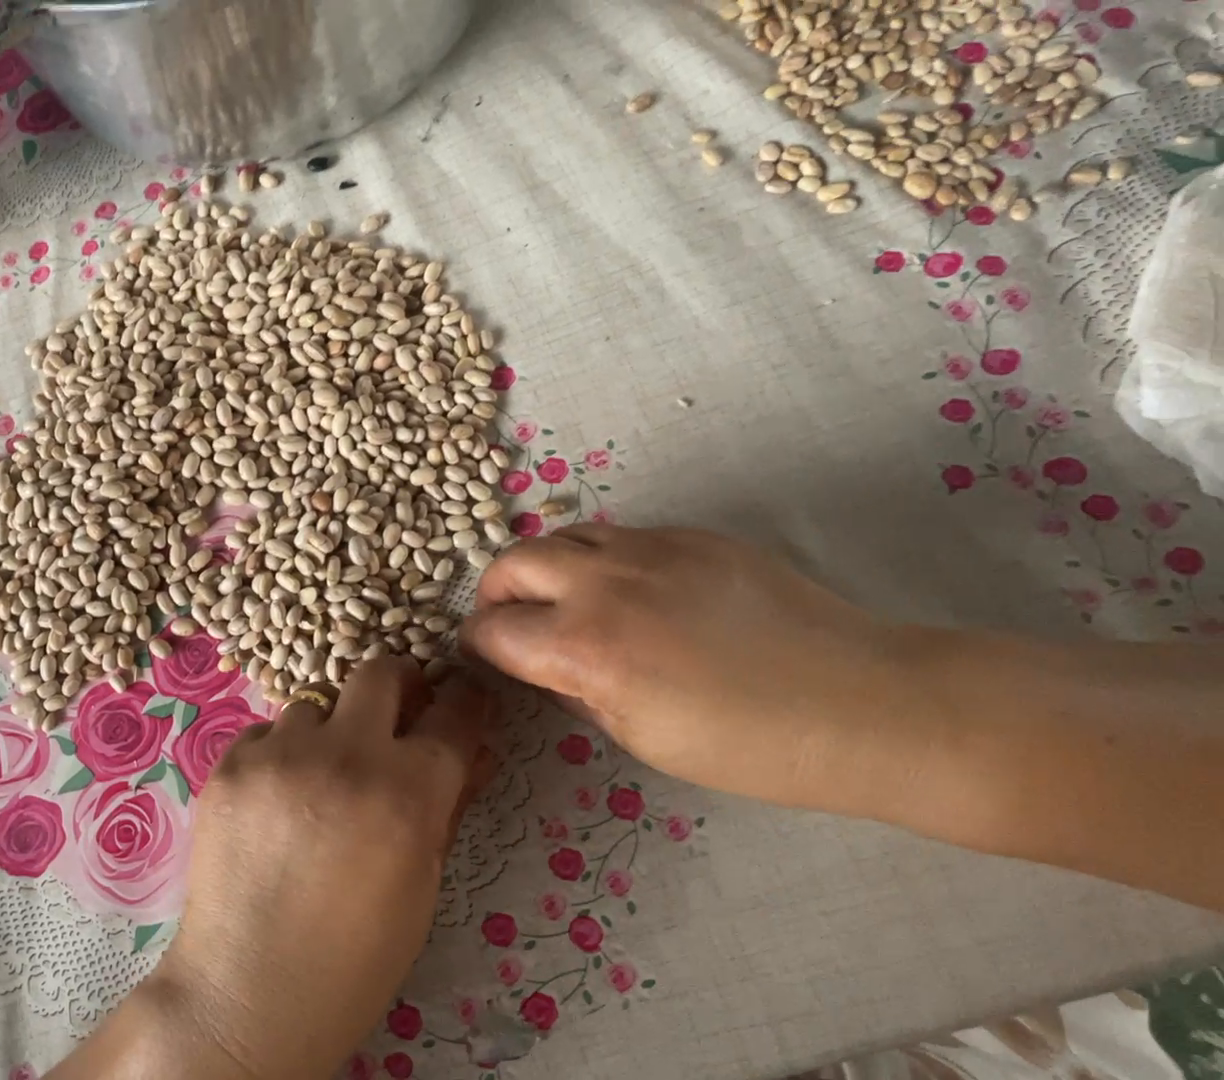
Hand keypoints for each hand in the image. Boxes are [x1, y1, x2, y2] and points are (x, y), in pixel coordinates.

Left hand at [48, 658, 494, 1079]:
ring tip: (321, 778)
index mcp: (406, 793)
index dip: (466, 702)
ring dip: (330, 730)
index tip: (464, 701)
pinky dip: (280, 754)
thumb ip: (447, 807)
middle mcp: (343, 756)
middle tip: (397, 714)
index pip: (454, 715)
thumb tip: (471, 754)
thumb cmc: (354, 960)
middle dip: (400, 684)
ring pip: (316, 705)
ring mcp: (278, 755)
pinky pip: (266, 733)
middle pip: (380, 673)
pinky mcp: (228, 764)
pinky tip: (276, 801)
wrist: (248, 994)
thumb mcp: (421, 887)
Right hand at [459, 525, 946, 822]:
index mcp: (585, 647)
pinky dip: (600, 560)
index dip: (479, 646)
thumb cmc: (745, 746)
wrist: (862, 703)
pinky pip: (618, 536)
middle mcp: (604, 584)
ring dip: (546, 567)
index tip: (488, 658)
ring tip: (566, 600)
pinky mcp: (690, 536)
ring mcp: (649, 549)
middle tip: (514, 622)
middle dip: (498, 593)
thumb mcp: (639, 737)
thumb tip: (544, 666)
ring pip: (563, 536)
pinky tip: (631, 593)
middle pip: (513, 562)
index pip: (493, 629)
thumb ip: (575, 690)